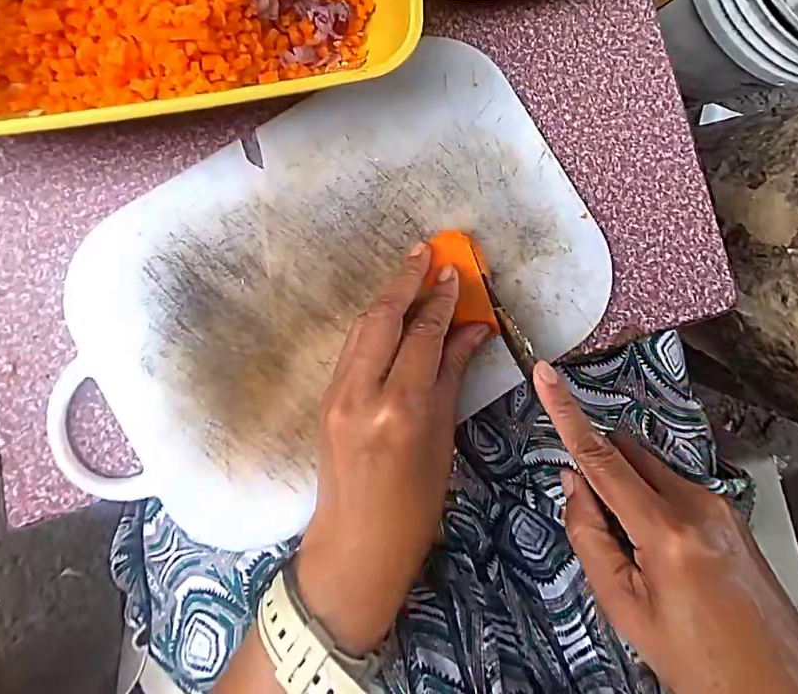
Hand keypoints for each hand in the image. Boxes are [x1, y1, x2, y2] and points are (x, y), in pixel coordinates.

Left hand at [291, 243, 494, 653]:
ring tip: (410, 269)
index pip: (421, 337)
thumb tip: (472, 329)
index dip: (441, 301)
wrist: (355, 546)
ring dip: (387, 295)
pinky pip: (352, 346)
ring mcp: (336, 393)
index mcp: (399, 409)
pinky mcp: (324, 396)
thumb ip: (452, 374)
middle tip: (427, 251)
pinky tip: (391, 310)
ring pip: (362, 326)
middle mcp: (361, 393)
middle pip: (383, 318)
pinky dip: (373, 322)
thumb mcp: (443, 438)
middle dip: (406, 279)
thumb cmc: (414, 505)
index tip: (455, 273)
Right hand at [534, 361, 797, 693]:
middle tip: (603, 528)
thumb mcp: (626, 610)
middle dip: (602, 473)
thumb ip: (588, 537)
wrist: (782, 693)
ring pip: (648, 470)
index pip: (600, 457)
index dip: (565, 411)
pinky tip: (670, 560)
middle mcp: (698, 506)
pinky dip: (655, 506)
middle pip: (625, 454)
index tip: (548, 377)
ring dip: (631, 495)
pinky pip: (674, 487)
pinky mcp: (730, 512)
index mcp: (666, 533)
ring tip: (646, 560)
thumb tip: (575, 486)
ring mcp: (718, 506)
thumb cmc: (710, 668)